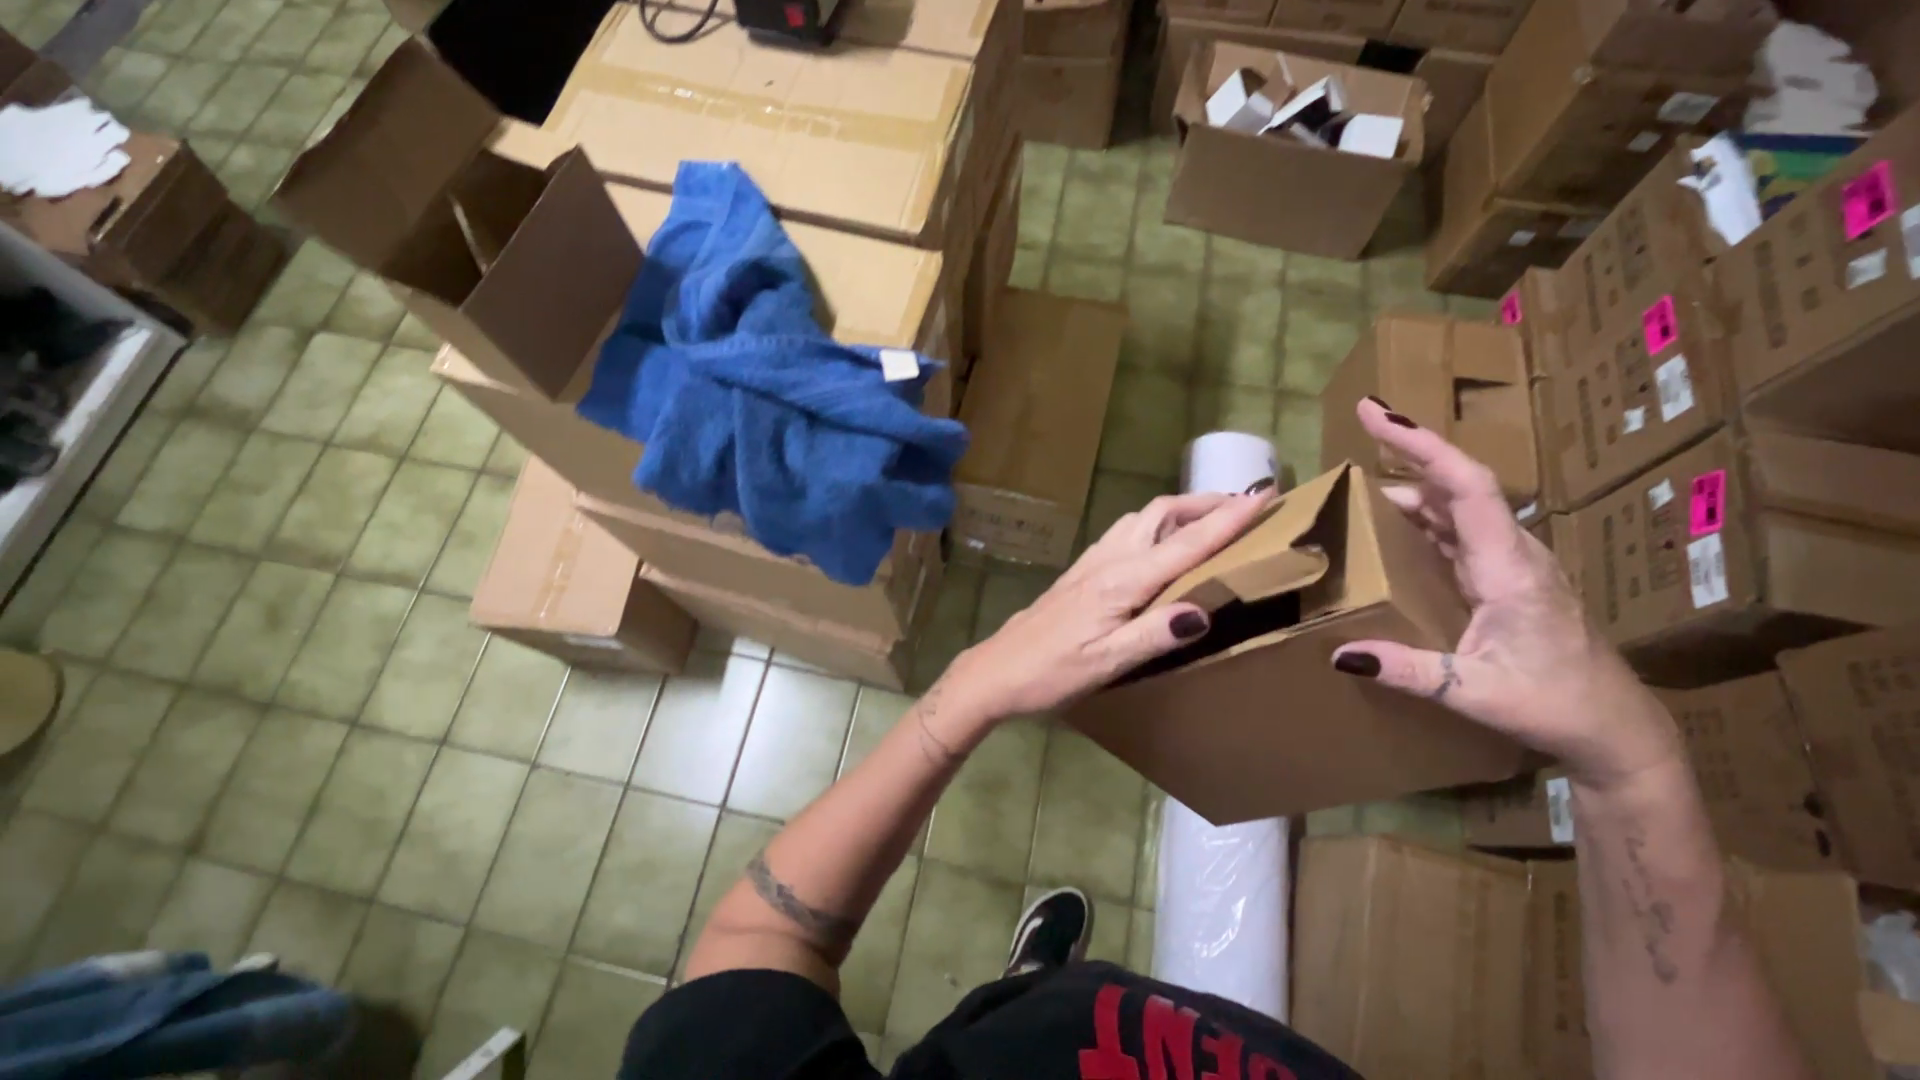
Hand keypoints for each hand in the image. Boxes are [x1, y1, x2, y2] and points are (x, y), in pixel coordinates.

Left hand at [942, 489, 1275, 720]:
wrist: (996, 670)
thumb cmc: (1050, 672)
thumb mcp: (1106, 663)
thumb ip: (1154, 636)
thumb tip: (1205, 610)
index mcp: (1122, 582)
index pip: (1185, 544)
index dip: (1227, 520)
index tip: (1266, 497)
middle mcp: (1109, 561)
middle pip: (1162, 514)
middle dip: (1206, 504)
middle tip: (1245, 506)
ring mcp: (1092, 562)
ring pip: (1142, 519)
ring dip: (1181, 511)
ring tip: (1211, 520)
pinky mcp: (1082, 571)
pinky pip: (1128, 533)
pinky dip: (1158, 526)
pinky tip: (1163, 545)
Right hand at [1329, 398, 1683, 791]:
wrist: (1613, 725)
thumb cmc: (1553, 704)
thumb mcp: (1474, 692)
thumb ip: (1408, 671)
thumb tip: (1340, 654)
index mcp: (1508, 567)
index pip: (1466, 486)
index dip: (1422, 445)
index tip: (1378, 414)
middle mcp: (1513, 551)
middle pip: (1460, 482)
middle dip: (1411, 448)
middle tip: (1362, 424)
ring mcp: (1512, 562)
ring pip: (1460, 504)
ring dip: (1414, 481)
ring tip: (1364, 475)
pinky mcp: (1506, 576)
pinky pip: (1460, 528)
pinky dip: (1423, 513)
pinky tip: (1394, 524)